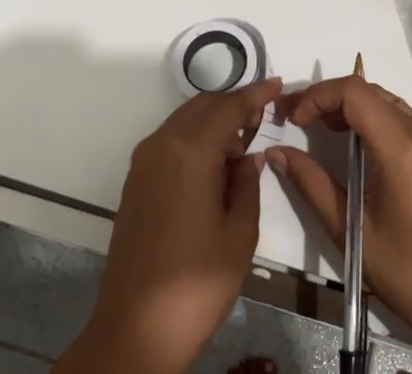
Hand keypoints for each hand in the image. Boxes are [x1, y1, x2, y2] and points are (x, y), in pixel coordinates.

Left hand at [57, 78, 281, 373]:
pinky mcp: (134, 184)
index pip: (228, 107)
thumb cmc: (197, 281)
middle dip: (233, 105)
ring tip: (242, 143)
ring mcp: (142, 165)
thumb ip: (247, 184)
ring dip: (213, 122)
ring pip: (183, 122)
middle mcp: (161, 146)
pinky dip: (194, 140)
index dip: (255, 93)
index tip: (277, 84)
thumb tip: (248, 158)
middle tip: (263, 117)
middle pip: (202, 106)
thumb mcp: (239, 233)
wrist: (136, 327)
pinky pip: (169, 143)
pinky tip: (214, 165)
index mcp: (190, 152)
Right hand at [265, 76, 411, 339]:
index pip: (354, 93)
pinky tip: (347, 143)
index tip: (291, 118)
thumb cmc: (406, 272)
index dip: (317, 96)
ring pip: (384, 101)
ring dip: (347, 107)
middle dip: (327, 99)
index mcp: (402, 149)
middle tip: (293, 119)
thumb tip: (277, 152)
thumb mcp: (350, 229)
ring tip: (313, 128)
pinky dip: (369, 119)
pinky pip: (399, 118)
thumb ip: (311, 183)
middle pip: (368, 92)